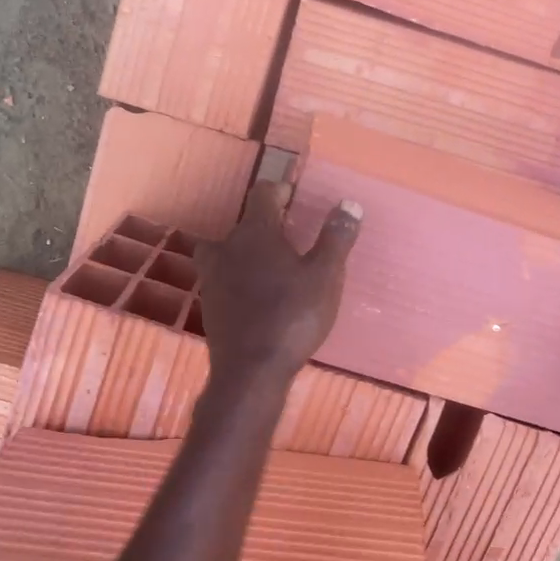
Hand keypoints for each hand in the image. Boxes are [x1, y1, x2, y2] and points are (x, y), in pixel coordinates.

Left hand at [193, 180, 362, 392]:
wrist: (250, 370)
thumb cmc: (292, 315)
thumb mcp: (325, 276)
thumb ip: (336, 238)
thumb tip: (349, 204)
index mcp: (255, 232)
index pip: (263, 194)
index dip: (280, 190)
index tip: (295, 196)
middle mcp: (227, 247)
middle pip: (242, 222)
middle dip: (264, 223)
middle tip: (289, 233)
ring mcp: (213, 278)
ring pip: (224, 251)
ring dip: (245, 251)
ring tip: (270, 264)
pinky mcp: (210, 306)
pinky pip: (224, 279)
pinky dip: (239, 278)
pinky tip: (257, 295)